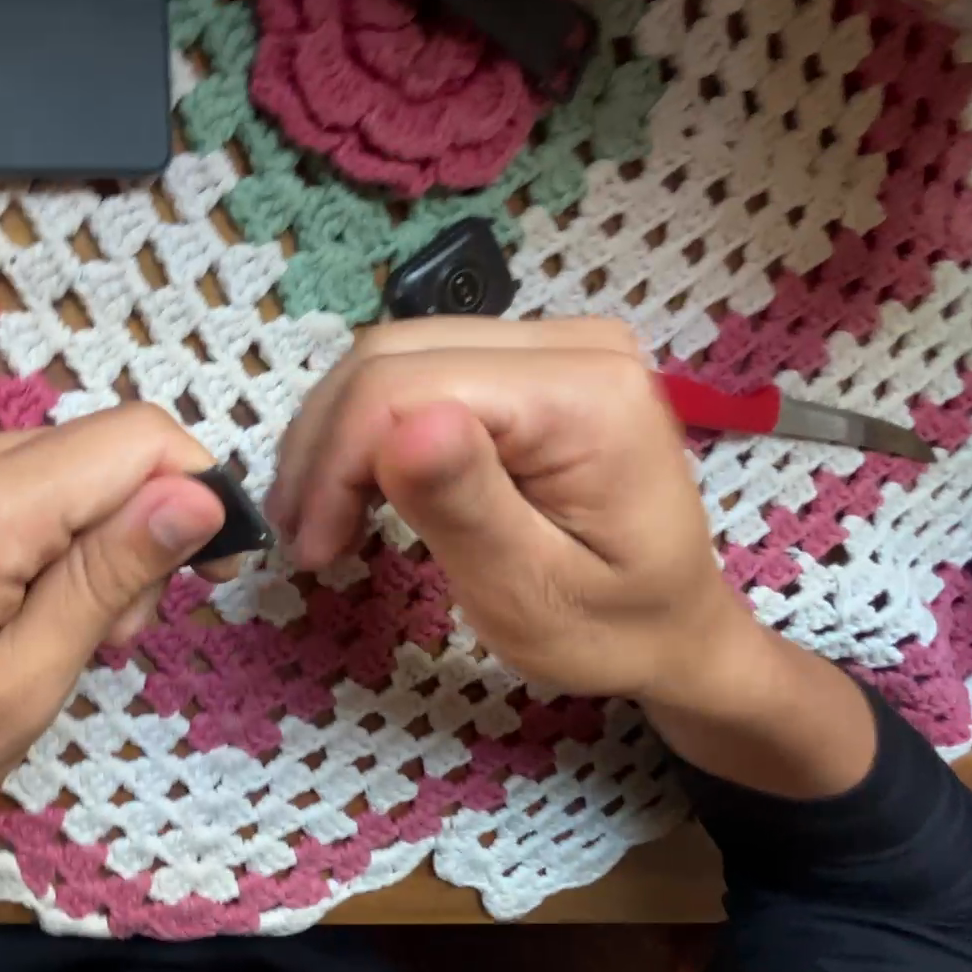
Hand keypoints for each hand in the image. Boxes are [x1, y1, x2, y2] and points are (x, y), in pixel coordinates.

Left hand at [0, 403, 227, 874]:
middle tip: (113, 633)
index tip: (211, 569)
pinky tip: (4, 596)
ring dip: (82, 532)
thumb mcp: (21, 690)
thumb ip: (108, 579)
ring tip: (51, 627)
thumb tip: (198, 496)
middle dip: (134, 527)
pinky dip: (30, 525)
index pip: (133, 439)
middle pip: (93, 449)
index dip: (196, 488)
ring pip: (50, 462)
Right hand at [268, 317, 752, 702]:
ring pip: (387, 360)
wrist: (671, 624)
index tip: (312, 549)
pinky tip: (350, 484)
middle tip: (299, 534)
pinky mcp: (521, 363)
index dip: (336, 463)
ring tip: (313, 516)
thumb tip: (402, 431)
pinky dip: (362, 430)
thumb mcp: (533, 596)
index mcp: (584, 395)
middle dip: (323, 448)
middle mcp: (568, 342)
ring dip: (332, 438)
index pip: (405, 389)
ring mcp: (545, 344)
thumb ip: (470, 509)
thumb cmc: (610, 629)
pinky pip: (410, 374)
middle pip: (388, 359)